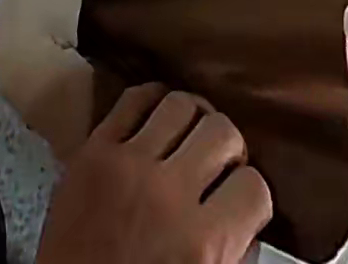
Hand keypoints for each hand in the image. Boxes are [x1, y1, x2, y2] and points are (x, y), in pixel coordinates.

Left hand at [36, 84, 272, 263]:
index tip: (240, 197)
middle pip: (222, 131)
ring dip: (193, 118)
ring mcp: (127, 164)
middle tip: (217, 161)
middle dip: (229, 145)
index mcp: (202, 245)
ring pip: (180, 104)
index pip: (254, 187)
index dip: (252, 192)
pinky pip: (132, 99)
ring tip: (189, 133)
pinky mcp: (93, 148)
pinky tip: (157, 114)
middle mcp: (168, 195)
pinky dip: (152, 99)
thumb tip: (244, 210)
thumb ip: (231, 254)